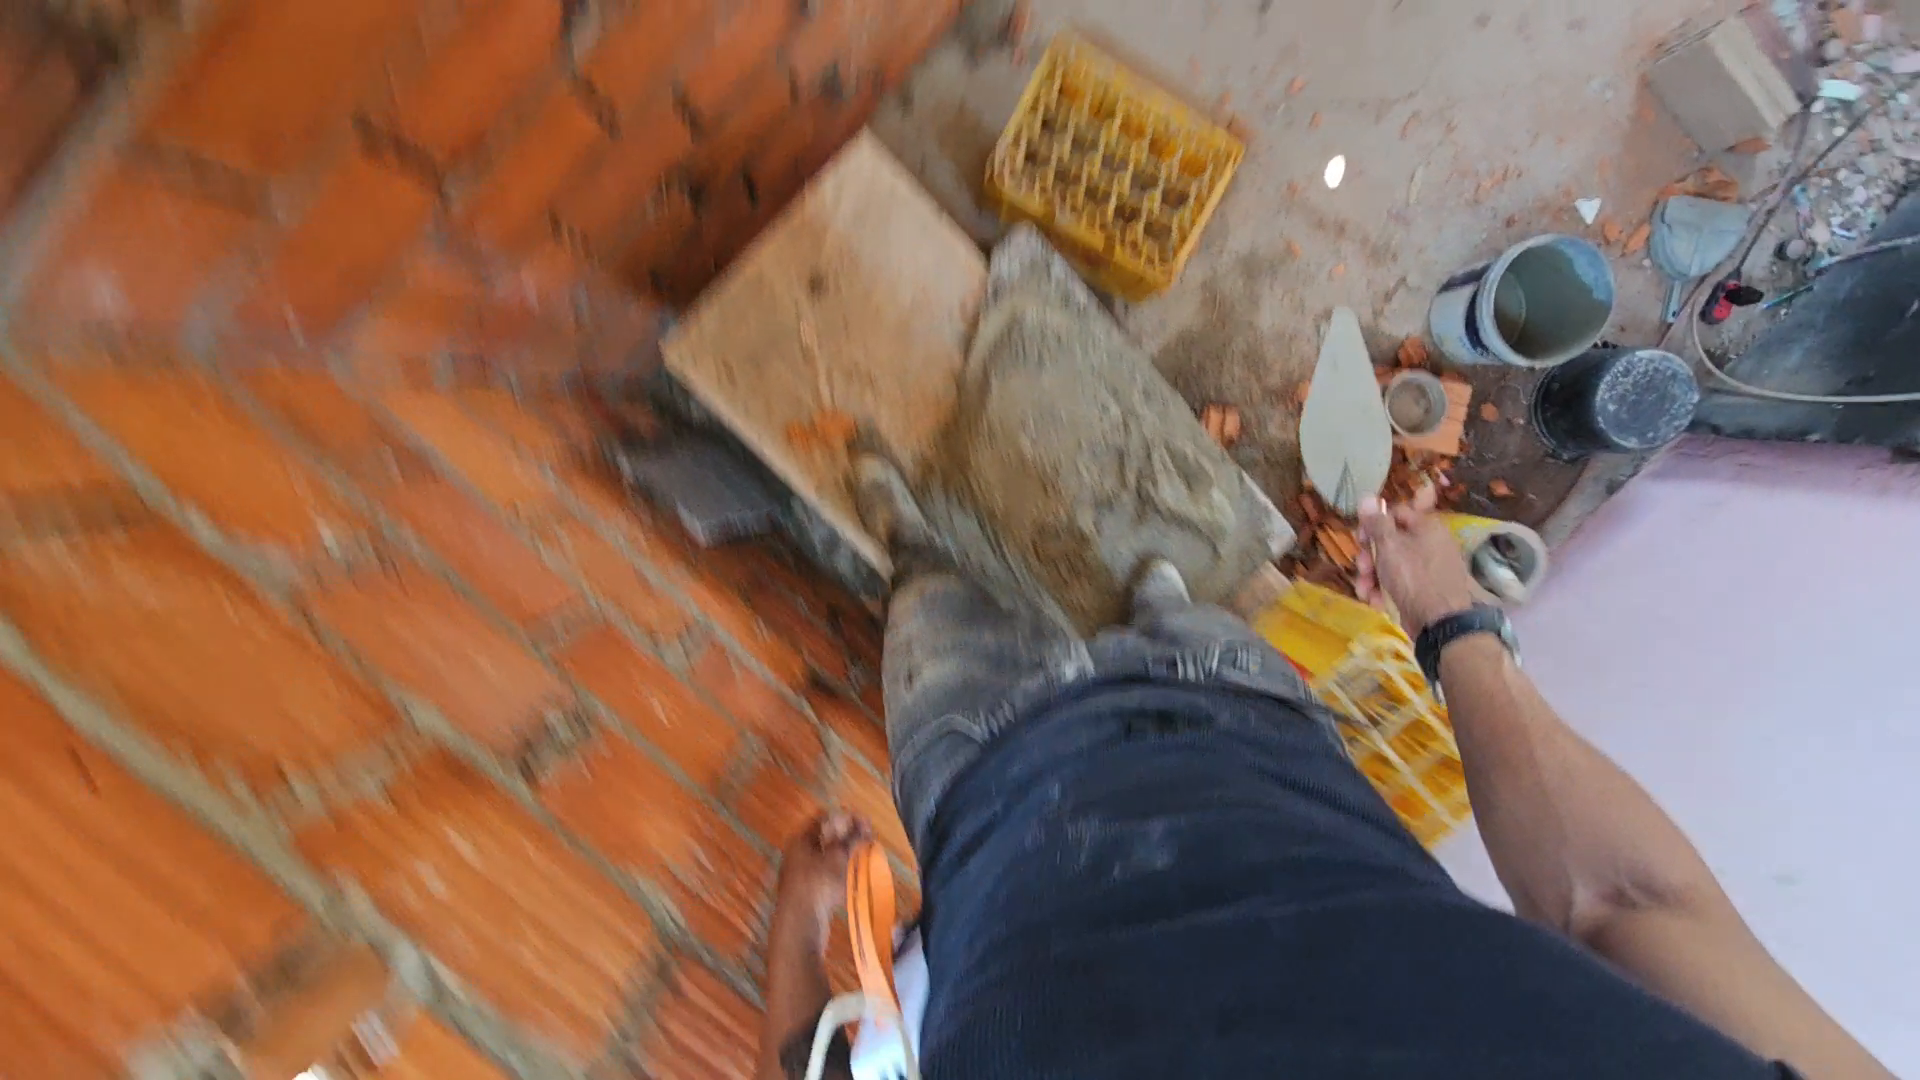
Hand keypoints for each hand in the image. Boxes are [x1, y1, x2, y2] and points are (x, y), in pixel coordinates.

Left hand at [773, 812, 871, 940]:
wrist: (799, 927)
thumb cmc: (817, 885)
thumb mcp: (837, 858)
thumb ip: (851, 839)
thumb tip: (864, 826)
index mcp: (800, 839)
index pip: (824, 817)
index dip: (844, 817)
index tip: (864, 823)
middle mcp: (797, 853)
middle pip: (825, 836)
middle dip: (847, 836)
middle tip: (867, 838)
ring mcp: (800, 873)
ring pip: (827, 855)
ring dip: (846, 853)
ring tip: (864, 855)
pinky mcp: (807, 891)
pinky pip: (826, 873)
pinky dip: (840, 870)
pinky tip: (853, 875)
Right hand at [1355, 486, 1478, 635]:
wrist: (1440, 622)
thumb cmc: (1414, 578)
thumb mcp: (1389, 547)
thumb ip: (1377, 522)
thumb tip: (1367, 496)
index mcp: (1426, 526)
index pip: (1394, 512)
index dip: (1373, 524)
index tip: (1360, 539)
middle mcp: (1430, 543)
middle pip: (1389, 540)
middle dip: (1369, 556)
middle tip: (1362, 569)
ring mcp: (1428, 566)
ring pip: (1390, 563)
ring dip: (1371, 576)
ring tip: (1365, 590)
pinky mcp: (1424, 587)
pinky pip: (1398, 580)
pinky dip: (1384, 589)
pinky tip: (1376, 600)